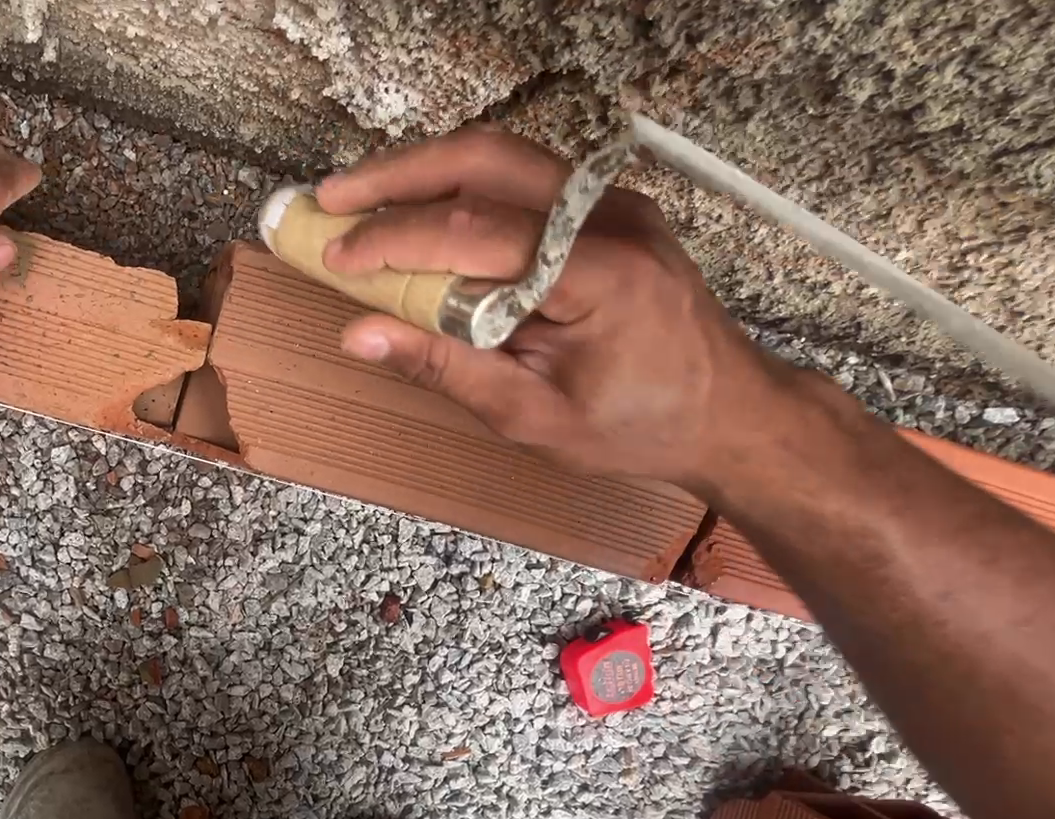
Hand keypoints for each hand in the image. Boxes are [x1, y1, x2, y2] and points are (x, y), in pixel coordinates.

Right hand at [317, 127, 813, 494]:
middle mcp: (610, 216)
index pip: (474, 233)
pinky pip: (517, 178)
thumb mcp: (527, 415)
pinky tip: (413, 207)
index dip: (394, 238)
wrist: (725, 410)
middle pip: (487, 161)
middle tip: (329, 199)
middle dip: (397, 174)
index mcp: (600, 273)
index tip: (333, 256)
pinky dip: (454, 186)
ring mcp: (611, 202)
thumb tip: (360, 335)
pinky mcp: (602, 208)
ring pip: (500, 157)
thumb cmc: (632, 426)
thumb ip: (442, 367)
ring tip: (357, 197)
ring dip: (420, 170)